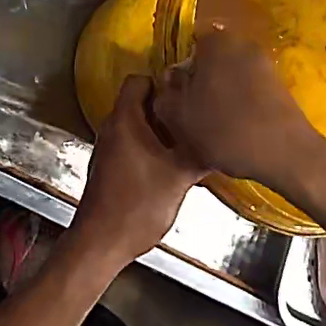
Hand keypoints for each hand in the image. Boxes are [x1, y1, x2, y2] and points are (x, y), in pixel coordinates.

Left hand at [67, 76, 204, 264]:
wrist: (101, 245)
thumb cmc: (135, 207)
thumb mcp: (180, 177)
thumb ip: (202, 154)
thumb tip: (224, 141)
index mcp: (125, 122)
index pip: (138, 80)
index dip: (163, 81)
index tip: (186, 91)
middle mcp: (112, 129)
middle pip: (141, 102)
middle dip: (168, 106)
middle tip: (194, 115)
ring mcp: (109, 149)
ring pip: (138, 124)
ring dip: (161, 129)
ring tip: (188, 139)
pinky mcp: (110, 167)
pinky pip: (133, 143)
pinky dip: (151, 146)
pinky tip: (171, 163)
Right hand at [150, 30, 325, 196]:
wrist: (284, 152)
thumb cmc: (225, 129)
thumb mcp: (179, 116)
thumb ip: (166, 93)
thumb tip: (171, 78)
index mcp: (216, 42)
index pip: (188, 43)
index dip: (178, 67)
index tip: (174, 92)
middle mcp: (242, 43)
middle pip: (210, 58)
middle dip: (200, 79)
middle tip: (190, 110)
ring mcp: (264, 62)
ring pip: (229, 74)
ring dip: (220, 93)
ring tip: (212, 124)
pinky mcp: (278, 82)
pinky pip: (248, 87)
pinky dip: (240, 101)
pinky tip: (235, 127)